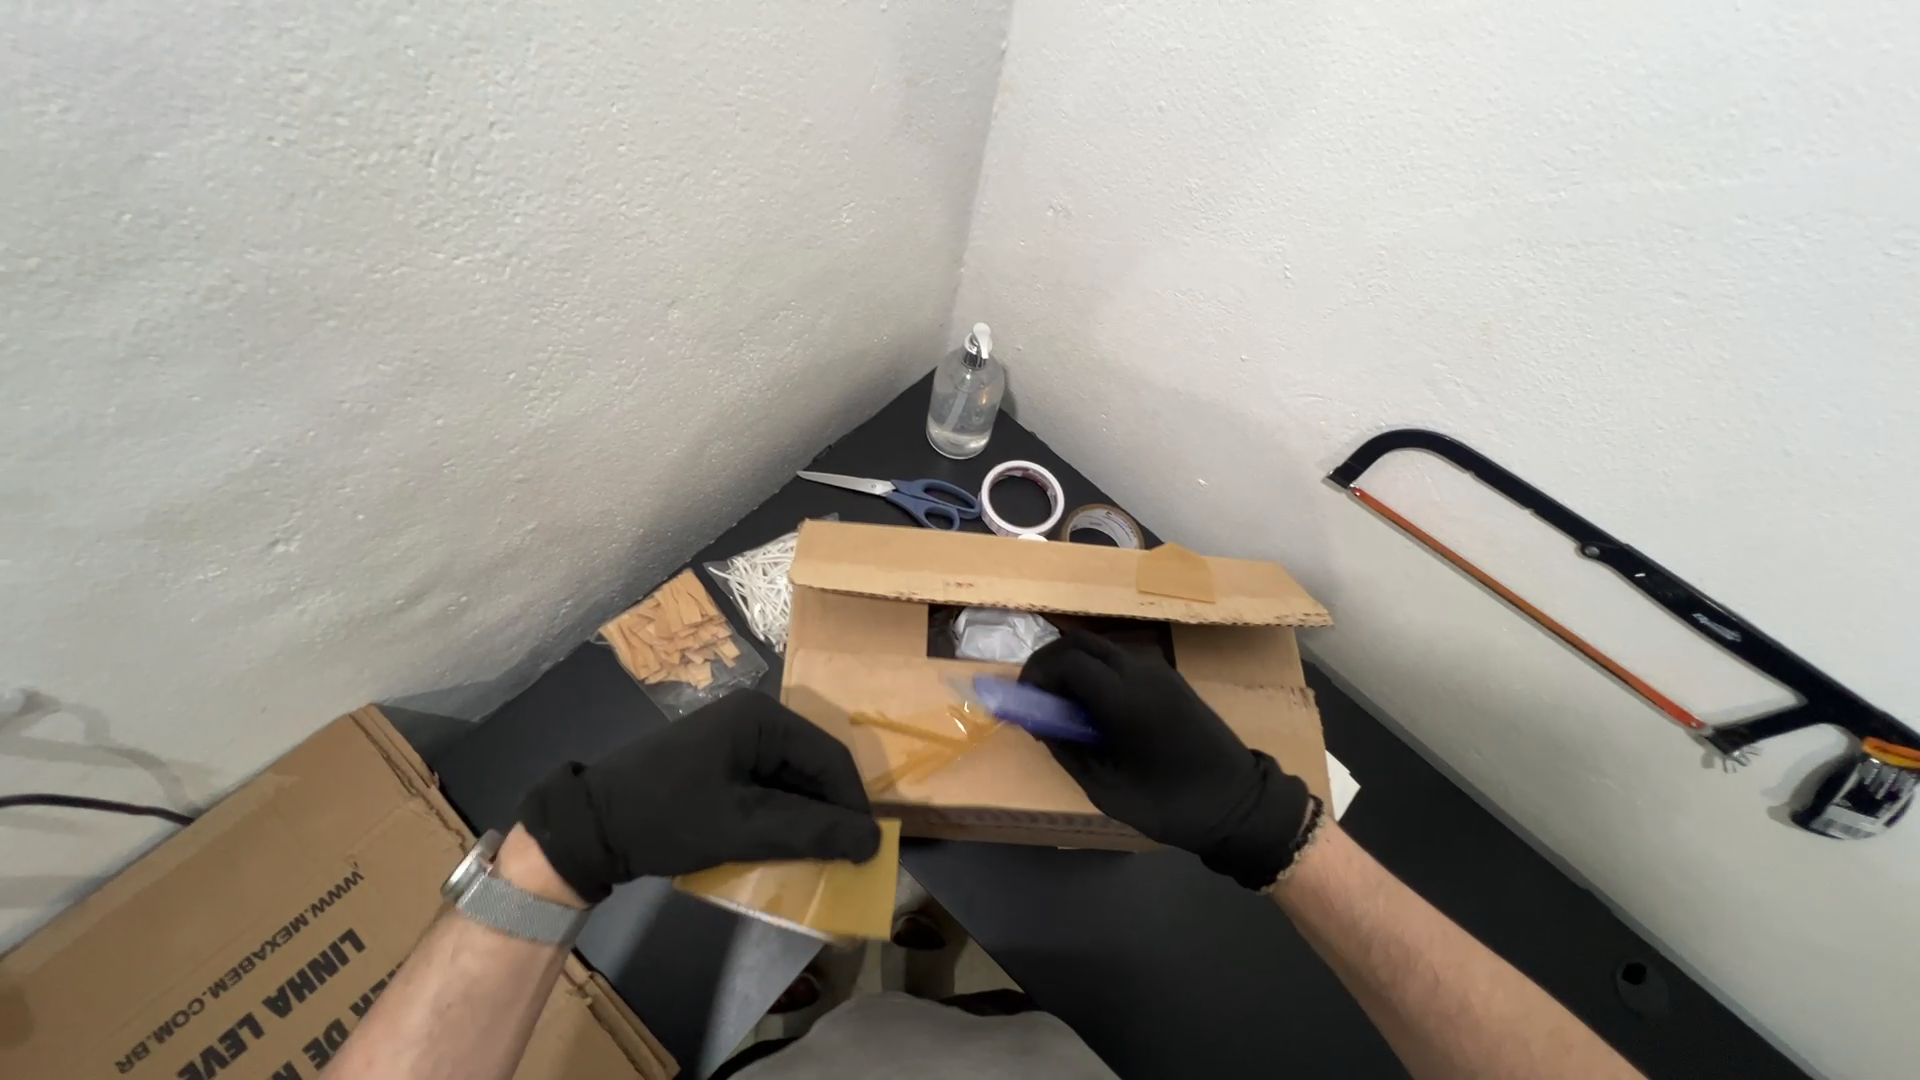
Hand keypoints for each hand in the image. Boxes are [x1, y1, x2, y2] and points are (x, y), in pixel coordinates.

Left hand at [515, 691, 880, 902]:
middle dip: (829, 813)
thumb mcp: (740, 828)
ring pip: (792, 780)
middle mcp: (755, 719)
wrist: (584, 829)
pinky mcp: (722, 763)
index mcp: (762, 717)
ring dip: (805, 819)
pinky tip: (784, 848)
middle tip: (845, 858)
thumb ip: (809, 832)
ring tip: (819, 858)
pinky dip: (780, 818)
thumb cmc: (664, 818)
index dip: (853, 804)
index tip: (867, 849)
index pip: (829, 757)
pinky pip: (768, 788)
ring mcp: (737, 740)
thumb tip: (874, 842)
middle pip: (812, 767)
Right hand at [1019, 630, 1315, 888]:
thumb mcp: (1106, 789)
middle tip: (1034, 696)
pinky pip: (1119, 658)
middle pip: (1078, 642)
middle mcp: (1139, 671)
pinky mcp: (1169, 677)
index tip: (1022, 701)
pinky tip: (1092, 706)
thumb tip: (1038, 722)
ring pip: (1099, 646)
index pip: (1064, 662)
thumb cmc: (1170, 805)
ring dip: (1071, 664)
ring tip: (1060, 704)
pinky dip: (1094, 669)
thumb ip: (1066, 749)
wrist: (1239, 803)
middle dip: (1048, 662)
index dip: (1035, 675)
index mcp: (1124, 698)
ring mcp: (1158, 670)